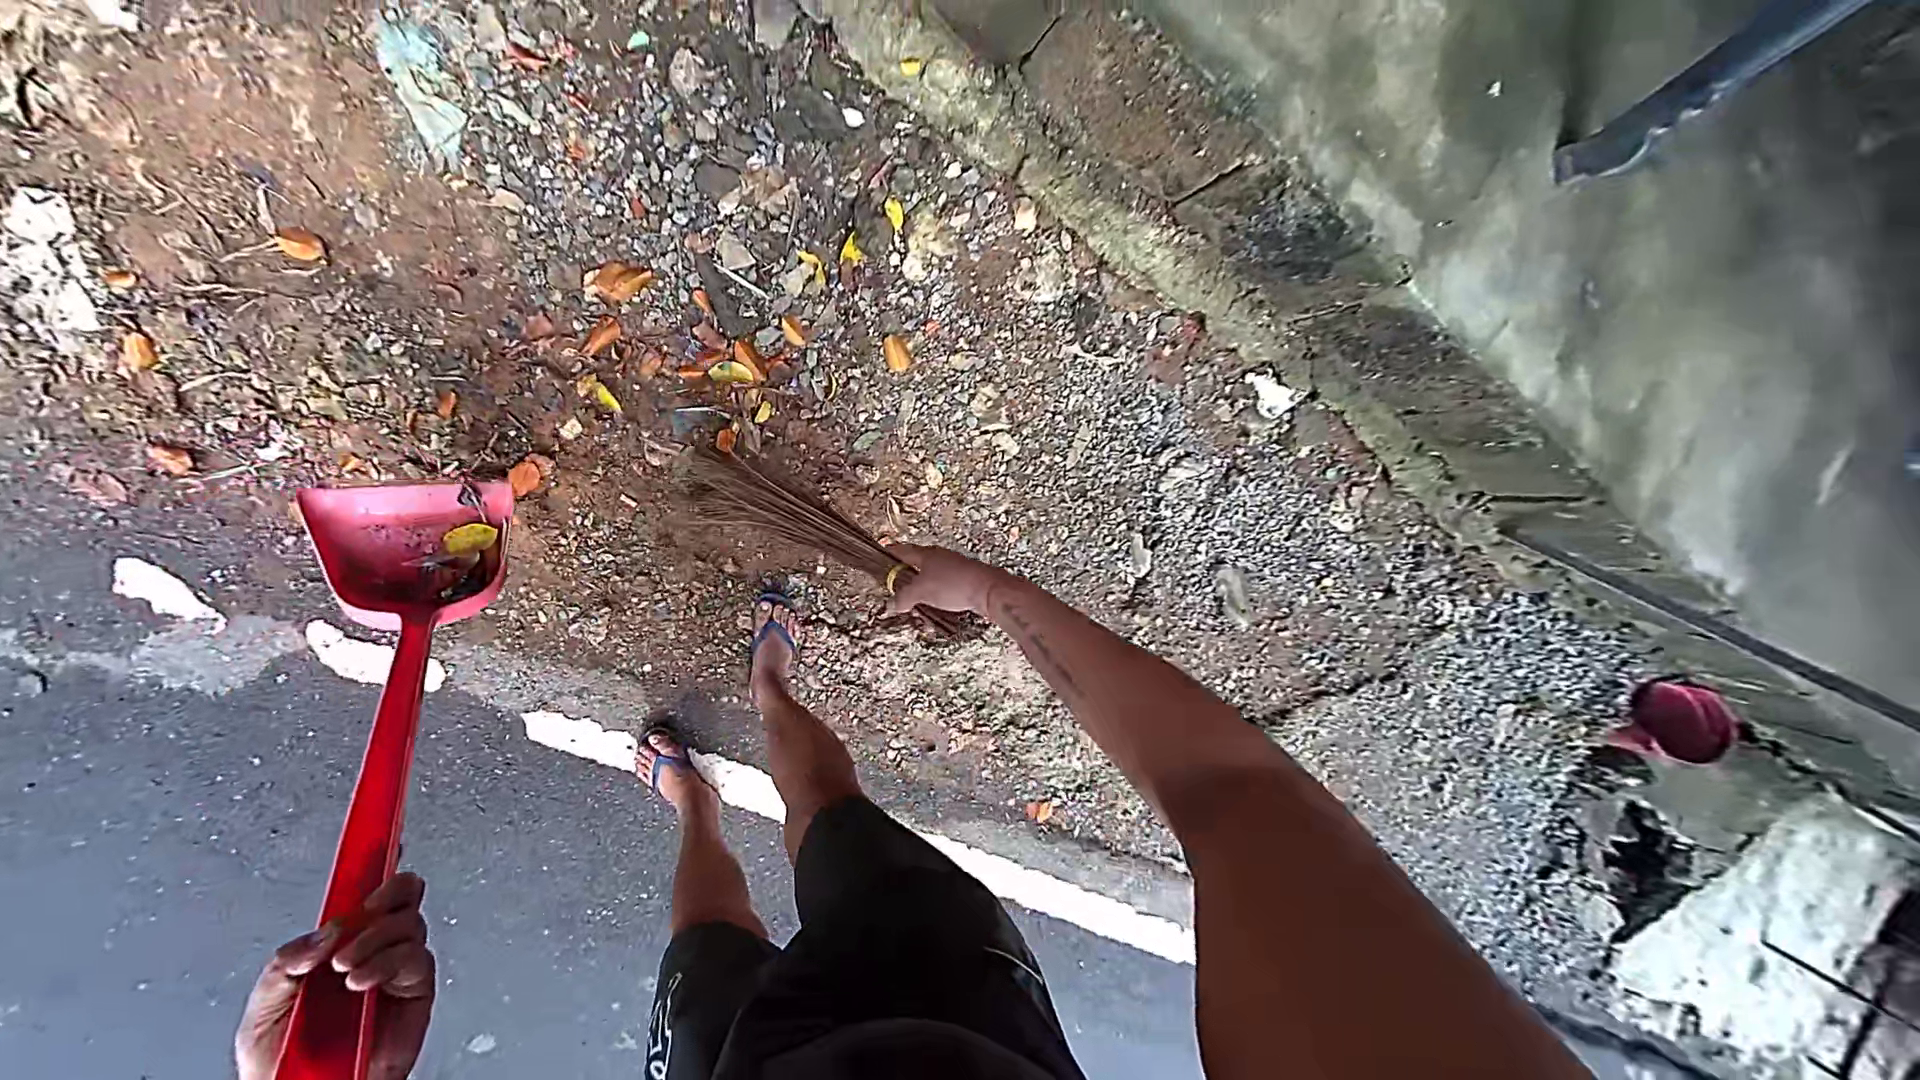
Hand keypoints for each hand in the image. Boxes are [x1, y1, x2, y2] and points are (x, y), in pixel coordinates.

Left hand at [235, 873, 436, 1079]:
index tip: (388, 833)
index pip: (365, 888)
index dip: (380, 858)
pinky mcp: (418, 984)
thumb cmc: (282, 1062)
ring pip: (407, 921)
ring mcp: (398, 963)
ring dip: (377, 939)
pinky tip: (363, 981)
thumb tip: (324, 930)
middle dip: (388, 895)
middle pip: (403, 891)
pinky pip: (416, 956)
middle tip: (367, 912)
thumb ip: (284, 966)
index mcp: (339, 941)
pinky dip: (387, 963)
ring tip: (347, 968)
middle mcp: (374, 944)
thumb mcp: (261, 1012)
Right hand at [884, 543, 1004, 615]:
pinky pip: (942, 591)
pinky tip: (935, 612)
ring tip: (916, 608)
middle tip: (896, 593)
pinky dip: (935, 601)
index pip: (902, 550)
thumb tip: (890, 606)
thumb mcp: (921, 592)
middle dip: (905, 582)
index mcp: (926, 554)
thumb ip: (902, 598)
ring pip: (929, 581)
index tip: (881, 556)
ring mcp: (952, 570)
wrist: (988, 591)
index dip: (890, 554)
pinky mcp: (963, 582)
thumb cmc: (956, 584)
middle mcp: (940, 558)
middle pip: (915, 567)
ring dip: (921, 595)